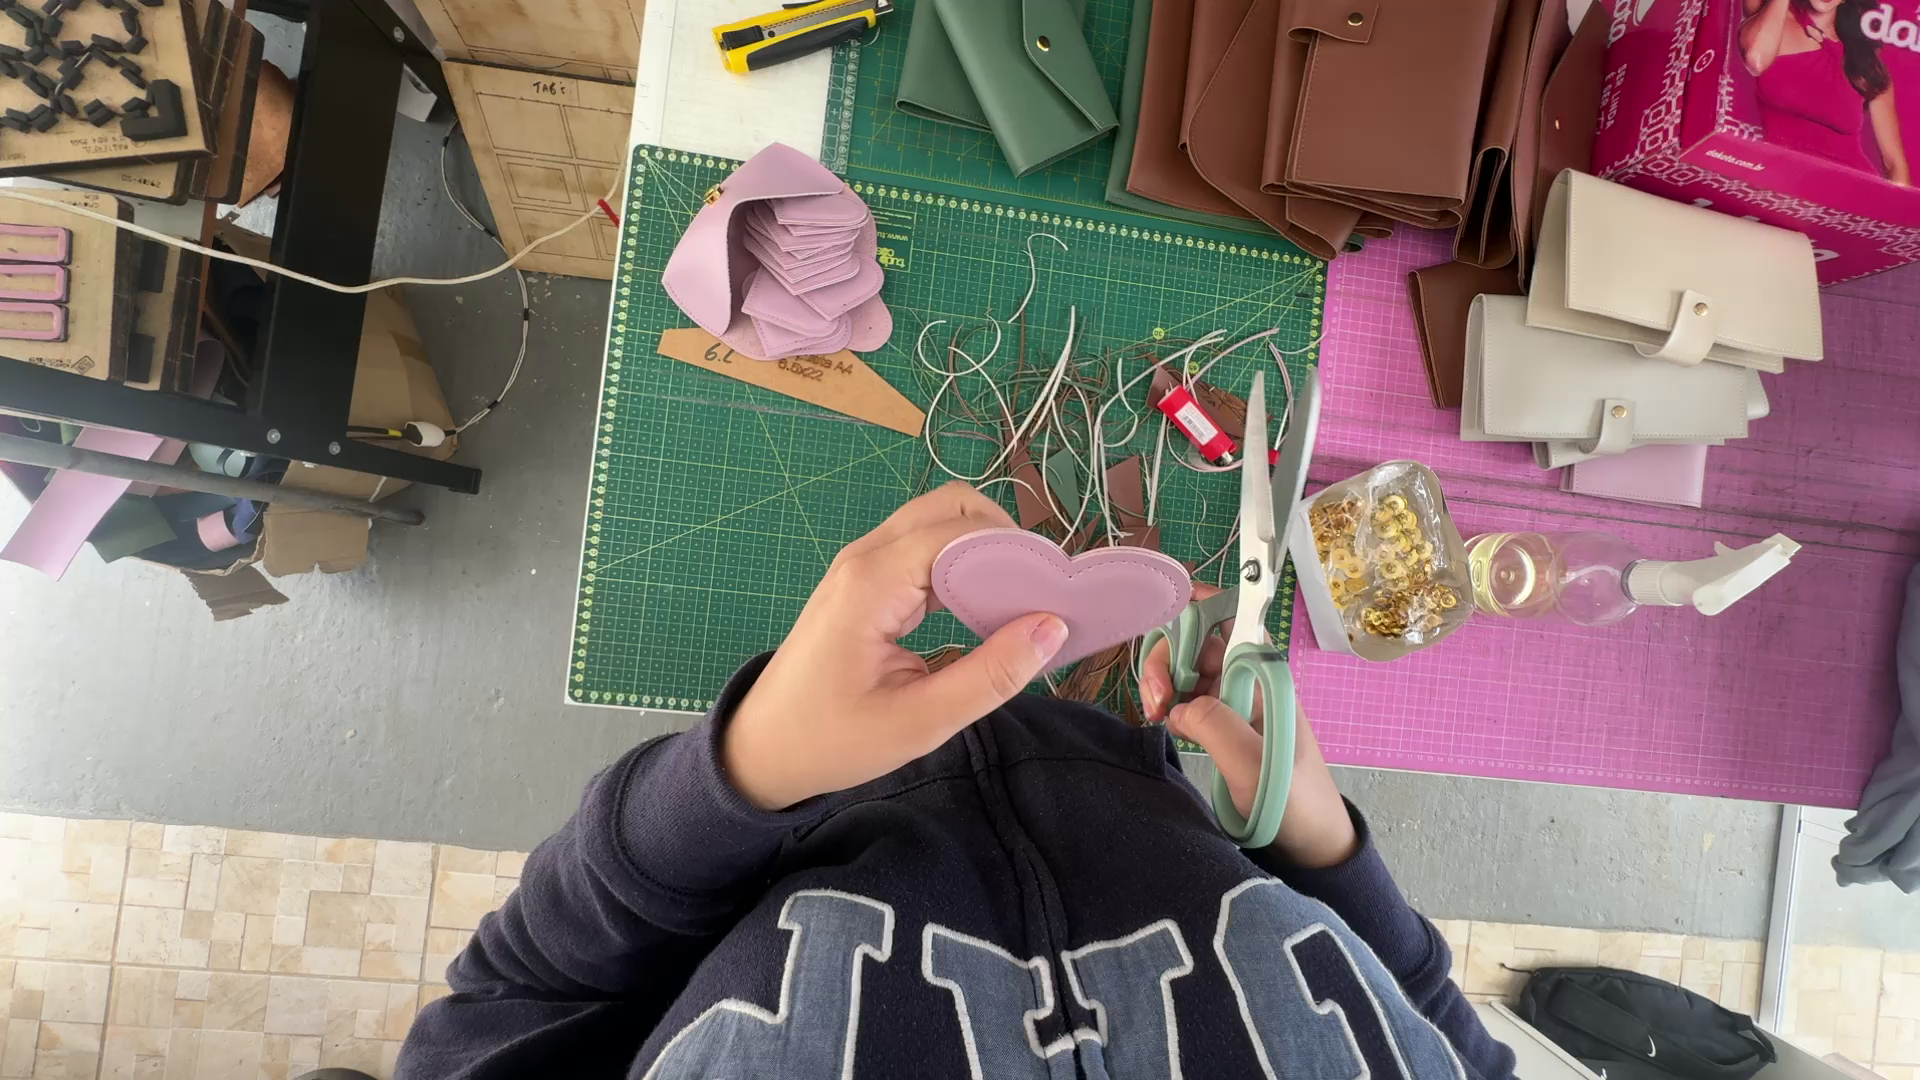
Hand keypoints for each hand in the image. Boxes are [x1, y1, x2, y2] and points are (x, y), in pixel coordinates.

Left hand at [723, 483, 1069, 810]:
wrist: (763, 748)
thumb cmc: (831, 740)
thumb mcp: (919, 721)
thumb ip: (990, 675)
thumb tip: (1050, 627)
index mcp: (872, 583)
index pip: (959, 533)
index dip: (1013, 552)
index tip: (1054, 589)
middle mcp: (866, 557)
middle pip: (948, 507)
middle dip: (1002, 536)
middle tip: (1037, 590)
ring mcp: (863, 564)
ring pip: (937, 522)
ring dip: (982, 549)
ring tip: (1018, 599)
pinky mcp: (866, 580)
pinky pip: (923, 549)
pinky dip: (961, 564)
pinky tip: (983, 606)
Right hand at [1138, 585, 1357, 867]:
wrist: (1309, 845)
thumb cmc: (1292, 801)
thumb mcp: (1251, 762)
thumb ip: (1212, 723)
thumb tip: (1178, 707)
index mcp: (1262, 674)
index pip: (1230, 615)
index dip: (1198, 602)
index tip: (1165, 621)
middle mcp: (1245, 676)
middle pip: (1194, 637)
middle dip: (1166, 656)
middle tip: (1157, 700)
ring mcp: (1231, 697)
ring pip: (1182, 664)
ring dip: (1160, 679)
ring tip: (1157, 715)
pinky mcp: (1217, 719)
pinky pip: (1182, 692)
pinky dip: (1164, 699)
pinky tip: (1162, 720)